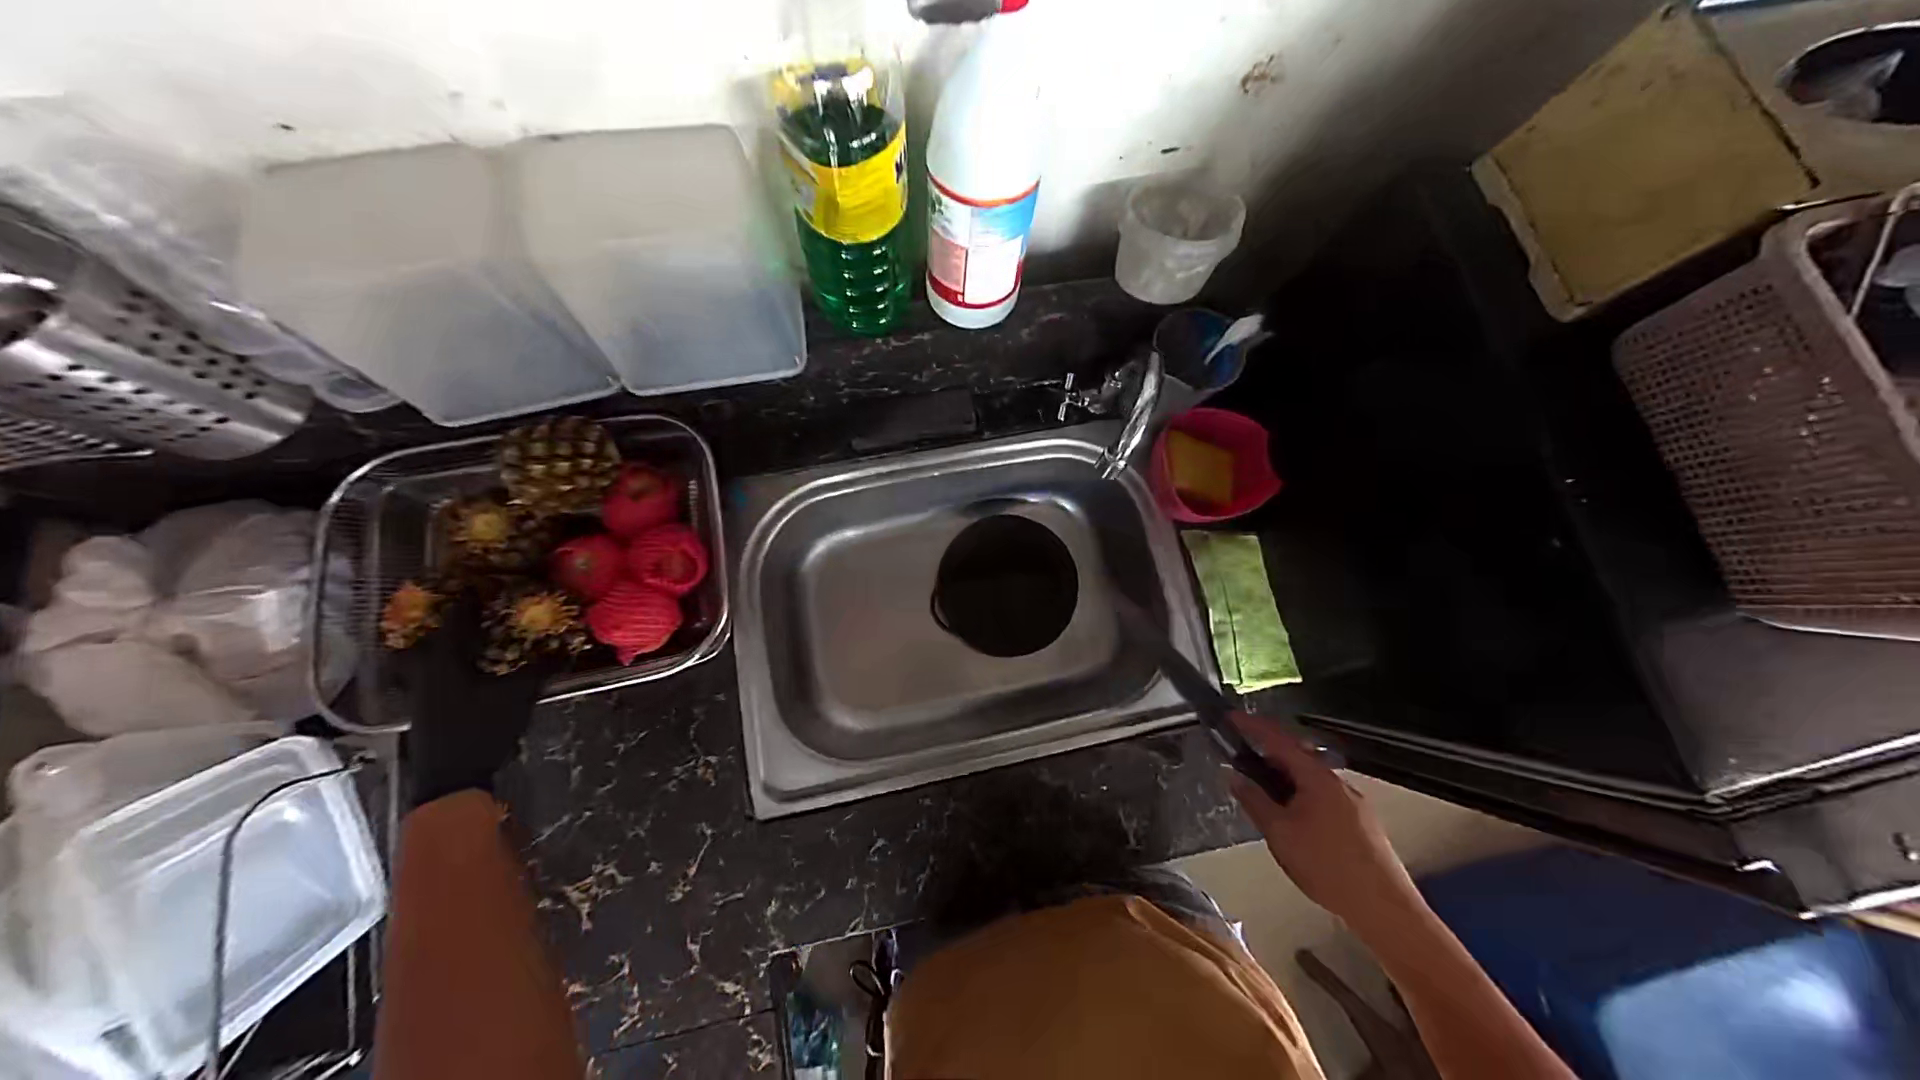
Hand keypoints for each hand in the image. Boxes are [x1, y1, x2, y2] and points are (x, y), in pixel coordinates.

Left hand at [401, 597, 557, 807]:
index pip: (454, 621)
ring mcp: (418, 694)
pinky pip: (424, 678)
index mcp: (445, 661)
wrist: (451, 777)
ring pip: (417, 662)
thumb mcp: (519, 695)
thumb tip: (565, 648)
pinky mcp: (421, 711)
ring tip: (452, 645)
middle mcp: (425, 672)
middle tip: (454, 616)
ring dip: (431, 650)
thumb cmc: (482, 728)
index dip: (465, 602)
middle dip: (436, 626)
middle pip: (420, 641)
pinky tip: (458, 676)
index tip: (475, 585)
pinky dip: (438, 670)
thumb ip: (541, 669)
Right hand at [1225, 712, 1423, 933]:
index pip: (1279, 740)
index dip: (1253, 726)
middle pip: (1297, 757)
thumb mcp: (1278, 832)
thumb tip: (1234, 777)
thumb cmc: (1327, 866)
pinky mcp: (1361, 823)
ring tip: (1263, 794)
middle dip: (1268, 756)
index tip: (1232, 718)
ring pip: (1310, 779)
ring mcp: (1353, 803)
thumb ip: (1253, 800)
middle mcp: (1338, 783)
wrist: (1383, 908)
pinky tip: (1292, 818)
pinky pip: (1323, 796)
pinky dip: (1300, 795)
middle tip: (1242, 761)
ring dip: (1284, 779)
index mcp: (1317, 778)